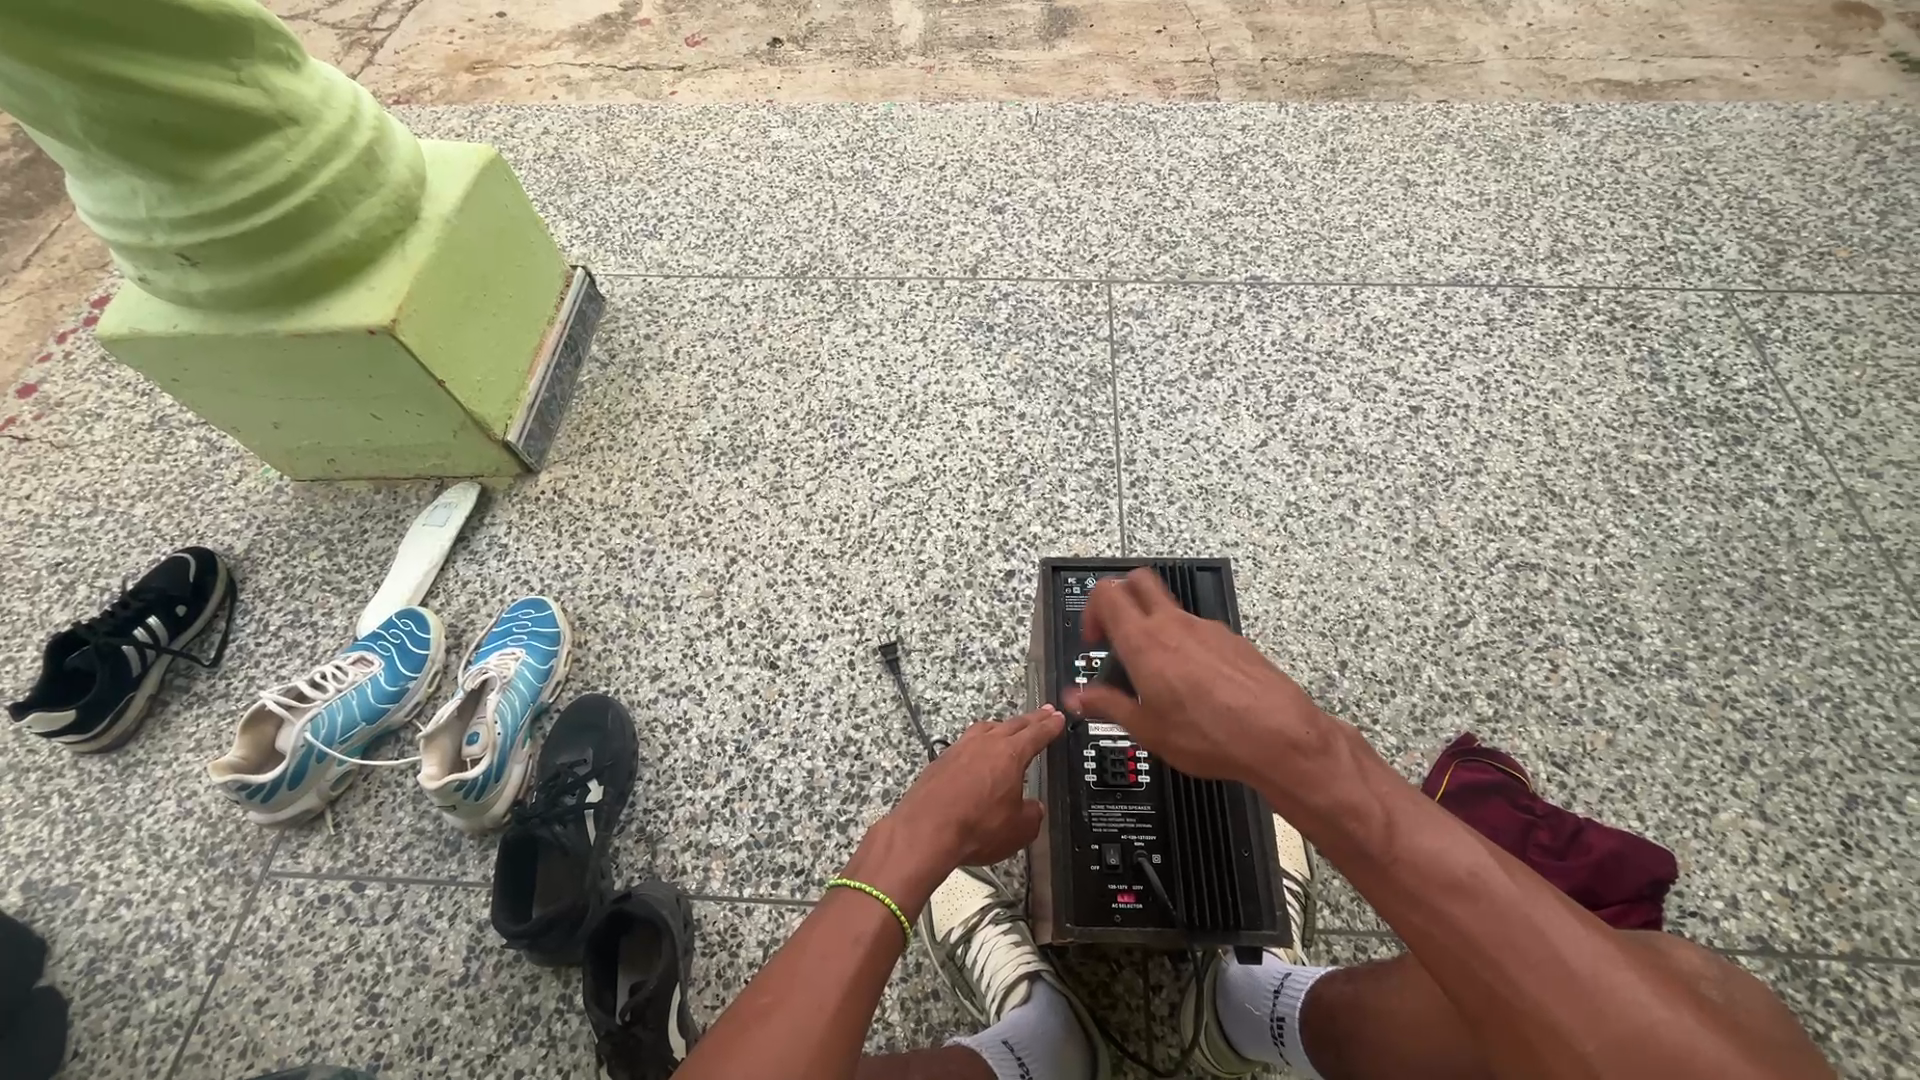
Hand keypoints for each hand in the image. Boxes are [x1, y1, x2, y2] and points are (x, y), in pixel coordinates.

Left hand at [887, 705, 1063, 867]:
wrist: (926, 830)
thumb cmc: (975, 827)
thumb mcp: (1019, 829)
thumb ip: (1032, 814)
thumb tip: (1033, 809)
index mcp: (1009, 754)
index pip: (1036, 734)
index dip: (1050, 726)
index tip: (1057, 718)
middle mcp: (984, 744)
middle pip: (1013, 725)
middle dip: (1031, 720)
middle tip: (1044, 713)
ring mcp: (958, 750)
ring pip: (985, 729)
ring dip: (1000, 727)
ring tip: (1007, 728)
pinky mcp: (940, 762)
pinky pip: (964, 745)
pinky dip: (976, 745)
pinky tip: (975, 755)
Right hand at [1067, 568, 1339, 788]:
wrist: (1280, 737)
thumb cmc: (1213, 735)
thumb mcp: (1146, 729)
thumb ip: (1107, 705)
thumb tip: (1077, 697)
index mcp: (1145, 643)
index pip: (1106, 594)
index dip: (1091, 610)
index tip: (1094, 640)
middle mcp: (1174, 625)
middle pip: (1137, 581)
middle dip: (1120, 597)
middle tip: (1117, 633)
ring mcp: (1206, 629)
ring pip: (1169, 608)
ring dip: (1154, 626)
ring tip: (1157, 673)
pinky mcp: (1231, 640)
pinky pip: (1198, 630)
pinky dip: (1185, 645)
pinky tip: (1193, 685)